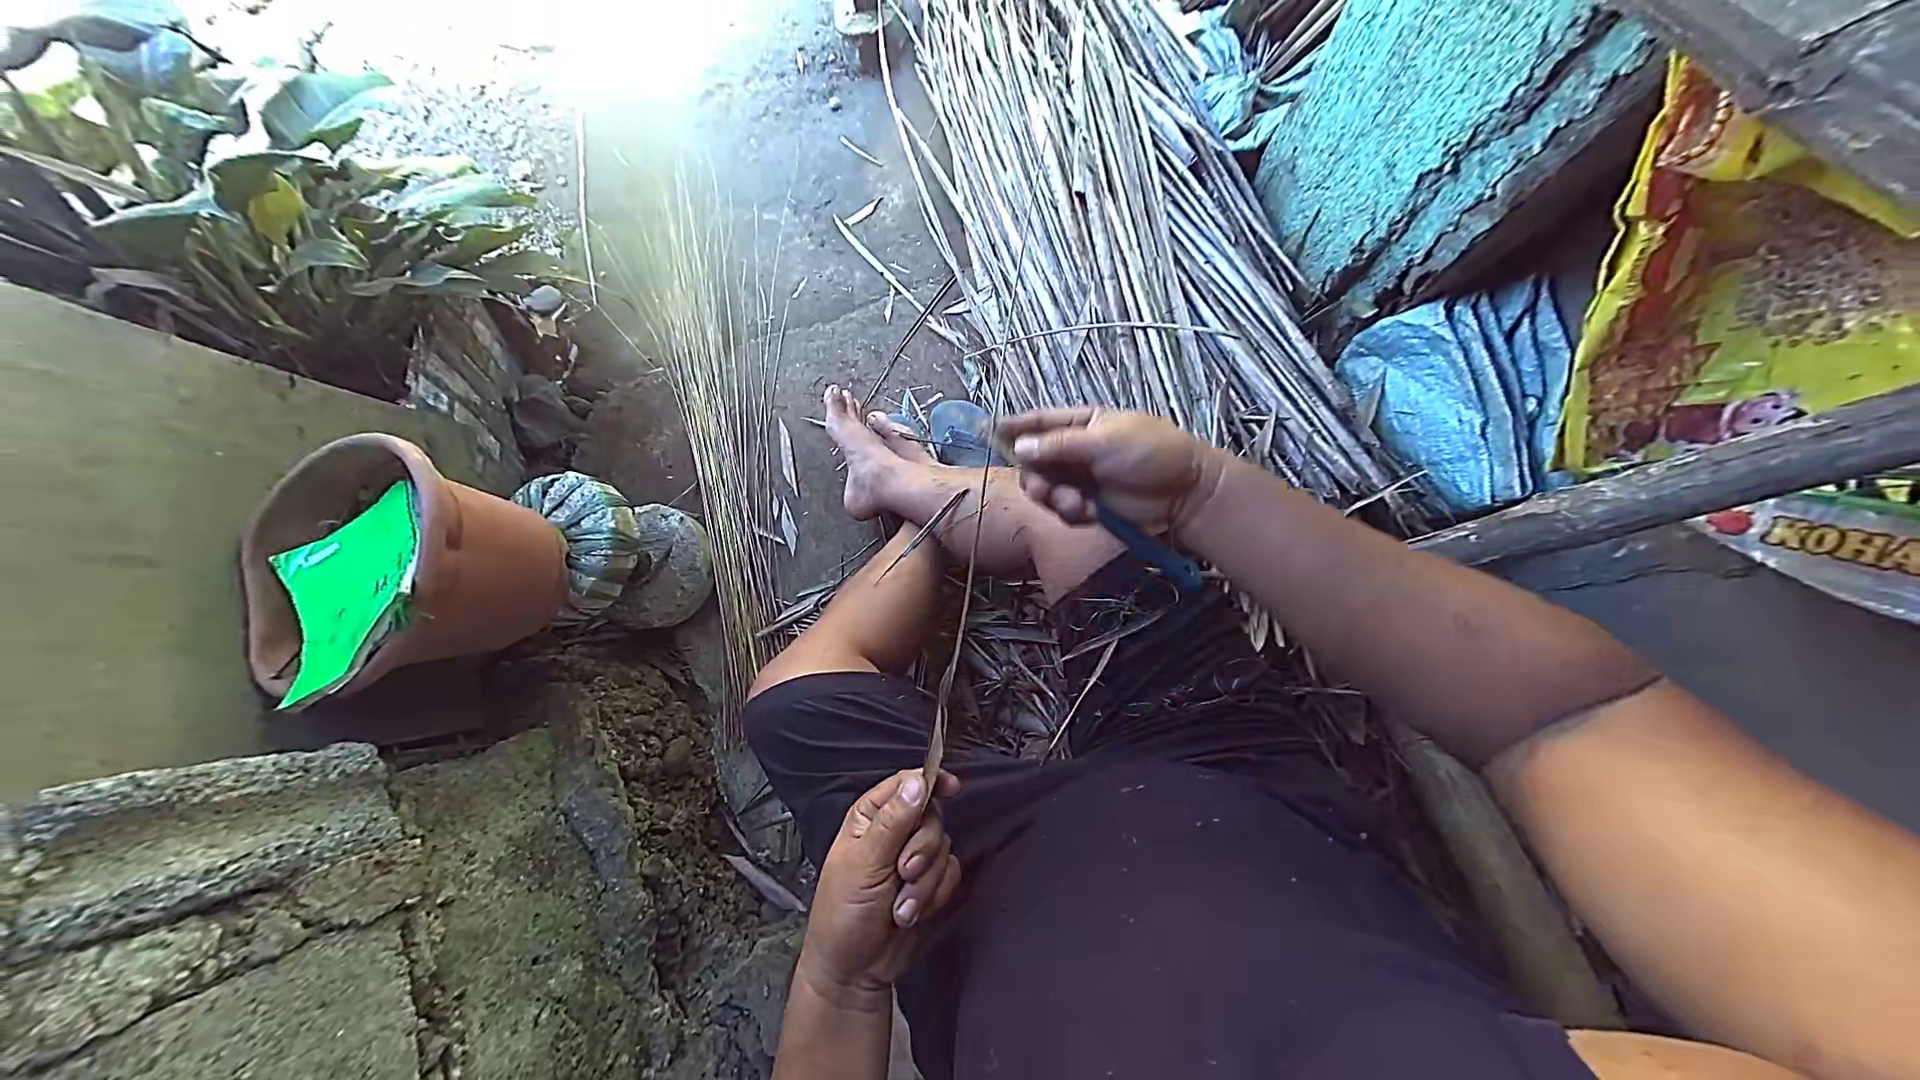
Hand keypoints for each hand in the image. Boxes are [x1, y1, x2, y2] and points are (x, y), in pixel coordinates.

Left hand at [796, 769, 963, 1011]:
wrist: (853, 972)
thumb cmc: (842, 916)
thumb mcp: (864, 864)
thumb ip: (893, 822)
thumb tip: (918, 783)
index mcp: (870, 816)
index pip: (907, 784)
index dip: (931, 781)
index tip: (952, 787)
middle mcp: (893, 831)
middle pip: (932, 816)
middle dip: (923, 848)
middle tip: (903, 872)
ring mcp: (911, 856)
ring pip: (943, 847)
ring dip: (925, 882)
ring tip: (899, 904)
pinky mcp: (928, 881)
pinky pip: (950, 873)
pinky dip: (934, 896)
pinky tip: (911, 912)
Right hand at [999, 407, 1226, 535]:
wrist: (1186, 494)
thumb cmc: (1151, 453)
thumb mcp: (1104, 440)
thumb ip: (1058, 444)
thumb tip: (1019, 446)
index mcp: (1083, 425)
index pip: (1040, 422)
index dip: (1013, 426)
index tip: (986, 430)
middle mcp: (1076, 452)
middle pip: (1034, 460)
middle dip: (1034, 474)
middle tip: (1040, 485)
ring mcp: (1081, 480)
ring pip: (1044, 488)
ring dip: (1051, 497)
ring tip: (1071, 502)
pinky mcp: (1088, 508)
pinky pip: (1062, 510)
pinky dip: (1069, 512)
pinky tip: (1087, 512)